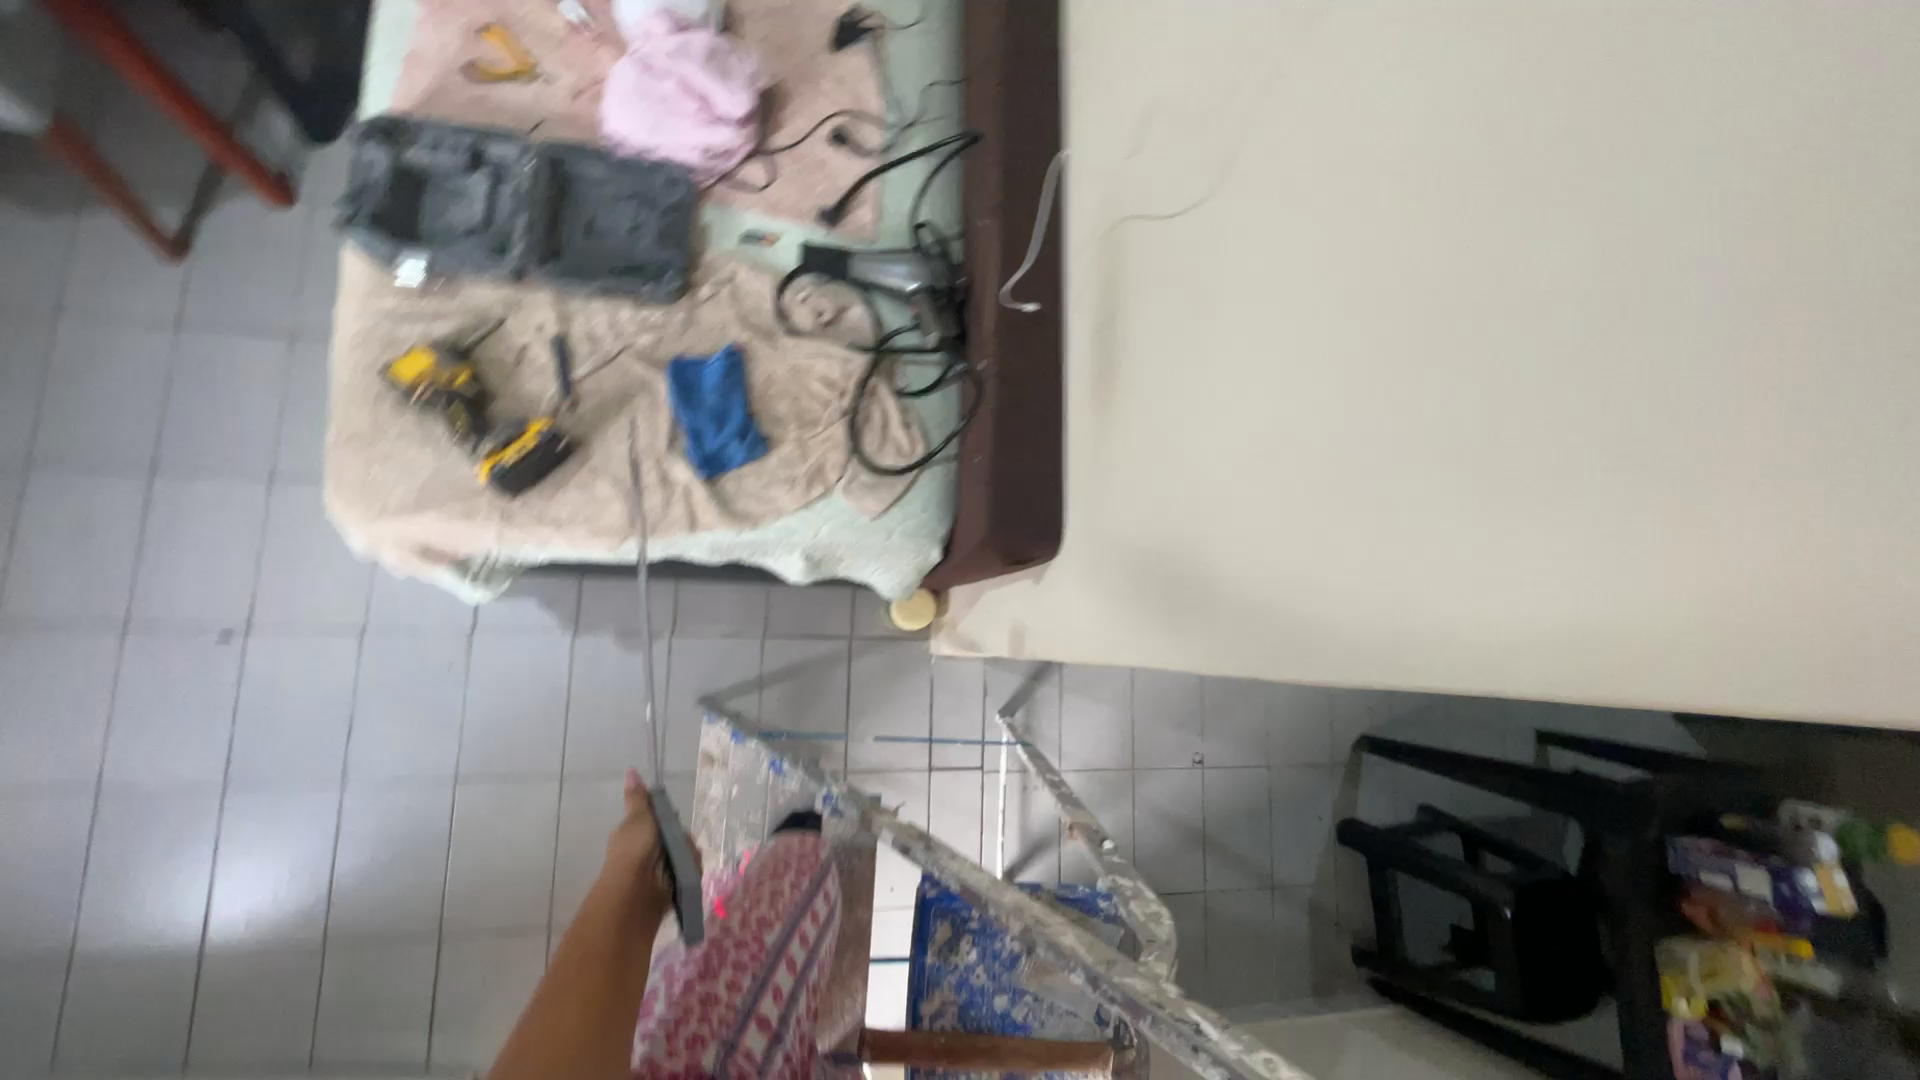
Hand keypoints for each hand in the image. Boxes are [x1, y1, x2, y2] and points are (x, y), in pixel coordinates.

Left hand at [604, 769, 699, 922]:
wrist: (635, 892)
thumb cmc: (634, 850)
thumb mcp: (637, 818)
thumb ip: (639, 797)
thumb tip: (631, 770)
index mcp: (637, 834)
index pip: (661, 820)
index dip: (670, 818)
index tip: (673, 819)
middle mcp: (648, 851)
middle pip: (677, 836)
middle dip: (682, 838)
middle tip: (679, 843)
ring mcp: (661, 869)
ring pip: (686, 853)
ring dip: (688, 855)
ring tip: (682, 861)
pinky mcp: (674, 885)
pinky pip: (691, 869)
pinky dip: (691, 869)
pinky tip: (687, 871)